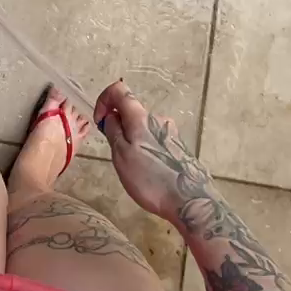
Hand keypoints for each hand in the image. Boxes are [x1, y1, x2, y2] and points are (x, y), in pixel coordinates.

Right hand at [94, 79, 214, 228]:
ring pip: (142, 128)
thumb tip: (111, 116)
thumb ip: (113, 131)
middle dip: (118, 127)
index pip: (119, 90)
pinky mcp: (177, 146)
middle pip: (130, 112)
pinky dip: (144, 148)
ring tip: (134, 169)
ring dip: (131, 140)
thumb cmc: (150, 179)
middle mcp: (158, 119)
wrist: (190, 201)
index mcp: (141, 117)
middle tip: (117, 155)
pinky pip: (153, 139)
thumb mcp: (121, 156)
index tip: (100, 122)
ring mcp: (170, 132)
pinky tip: (149, 173)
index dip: (104, 100)